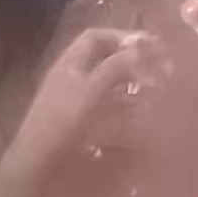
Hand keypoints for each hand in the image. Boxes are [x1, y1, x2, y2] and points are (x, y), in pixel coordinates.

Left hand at [2, 28, 161, 179]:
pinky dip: (124, 104)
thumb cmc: (63, 121)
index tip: (149, 45)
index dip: (122, 36)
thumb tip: (141, 47)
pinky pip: (105, 105)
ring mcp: (75, 98)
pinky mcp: (79, 121)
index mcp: (70, 63)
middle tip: (159, 68)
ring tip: (155, 87)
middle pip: (103, 59)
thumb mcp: (91, 90)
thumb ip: (115, 67)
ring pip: (107, 82)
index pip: (96, 38)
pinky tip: (138, 111)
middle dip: (131, 60)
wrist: (38, 160)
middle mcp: (72, 76)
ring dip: (130, 82)